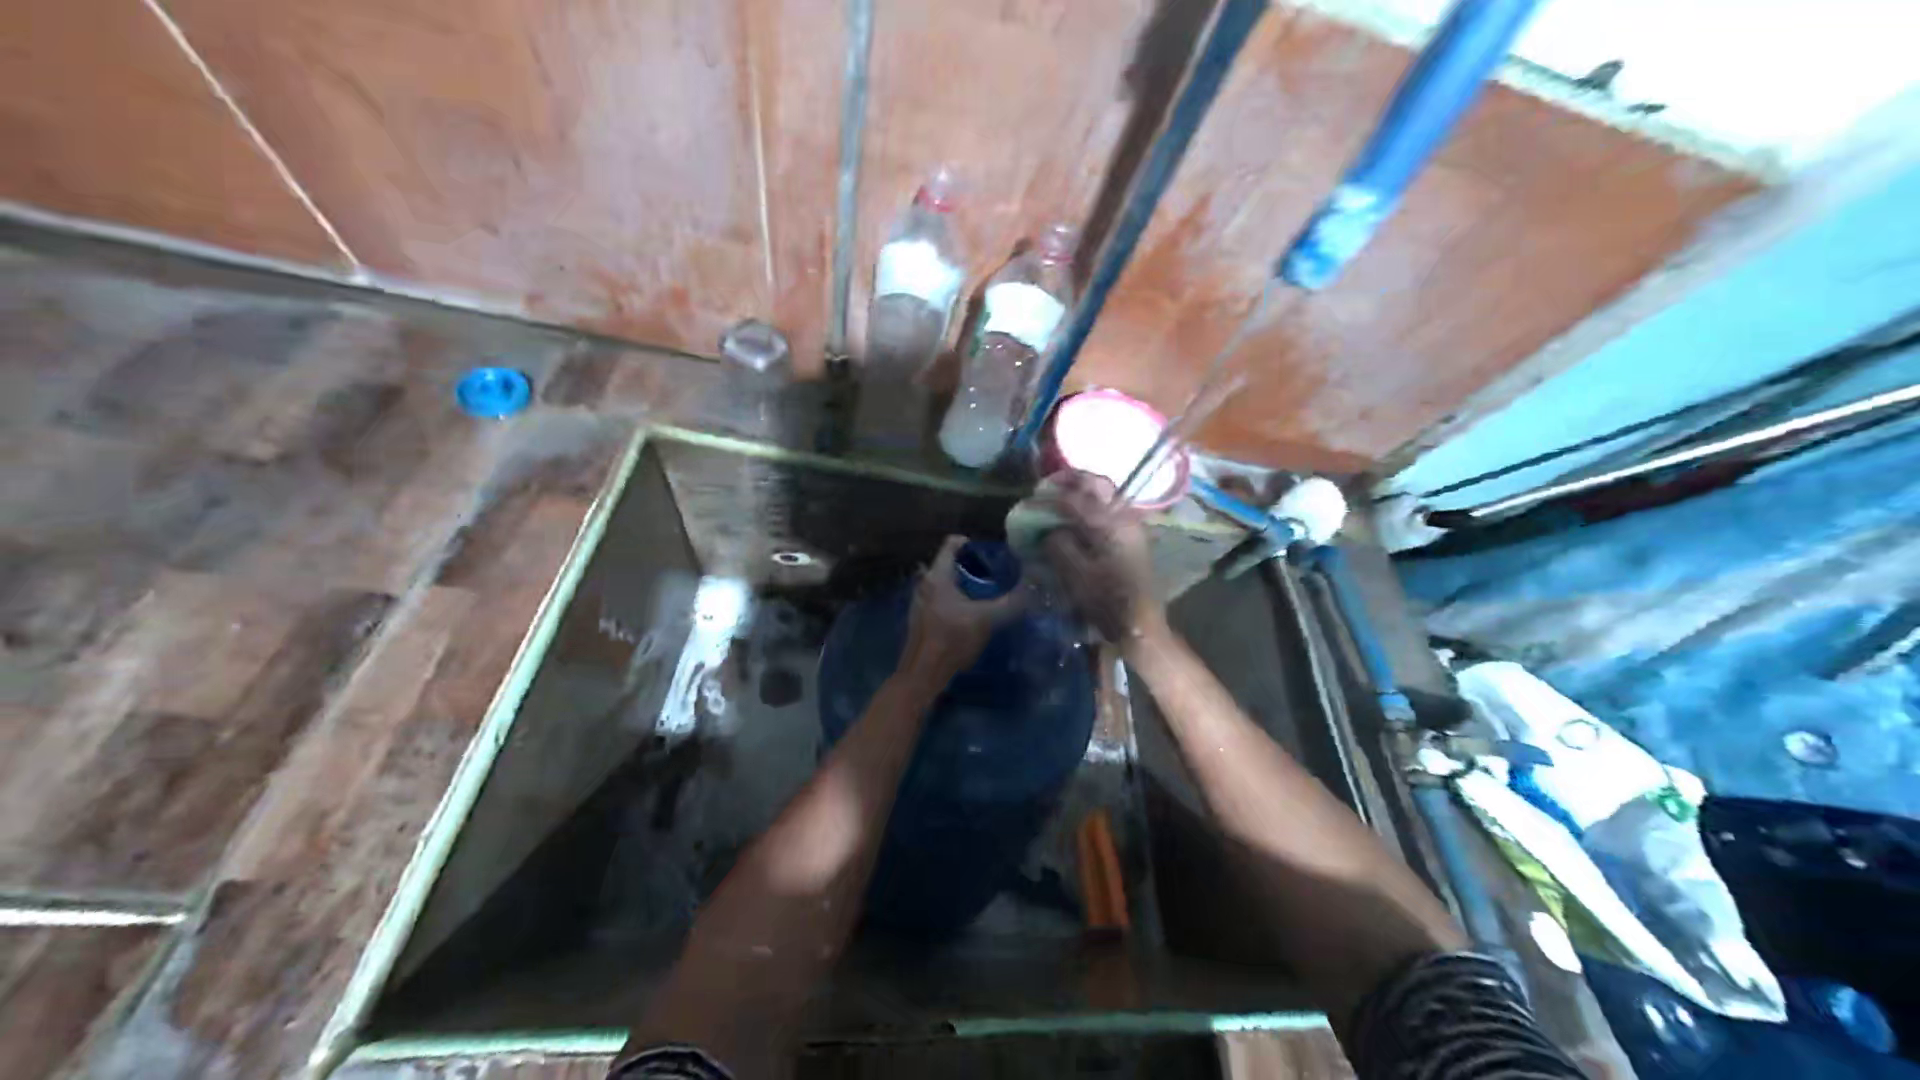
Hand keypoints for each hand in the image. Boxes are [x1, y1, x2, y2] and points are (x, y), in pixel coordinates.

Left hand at [899, 536, 1020, 686]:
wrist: (922, 673)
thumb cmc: (951, 639)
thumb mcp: (986, 619)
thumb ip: (1010, 603)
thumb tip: (1033, 589)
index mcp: (937, 576)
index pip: (951, 544)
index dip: (969, 542)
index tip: (988, 550)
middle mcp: (924, 584)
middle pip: (948, 564)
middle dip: (970, 566)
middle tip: (993, 573)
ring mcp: (919, 602)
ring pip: (944, 583)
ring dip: (963, 585)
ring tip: (985, 594)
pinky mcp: (920, 619)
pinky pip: (940, 599)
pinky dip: (955, 600)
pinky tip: (970, 615)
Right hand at [1041, 471, 1163, 642]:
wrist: (1141, 626)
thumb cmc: (1108, 602)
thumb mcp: (1076, 576)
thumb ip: (1059, 545)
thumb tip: (1049, 530)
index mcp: (1112, 523)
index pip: (1074, 500)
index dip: (1047, 500)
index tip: (1027, 503)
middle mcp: (1125, 517)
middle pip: (1097, 485)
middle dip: (1069, 481)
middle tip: (1045, 486)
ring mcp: (1131, 526)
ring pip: (1105, 495)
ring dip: (1080, 491)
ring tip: (1056, 498)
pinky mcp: (1131, 538)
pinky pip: (1108, 510)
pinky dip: (1090, 505)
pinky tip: (1074, 517)